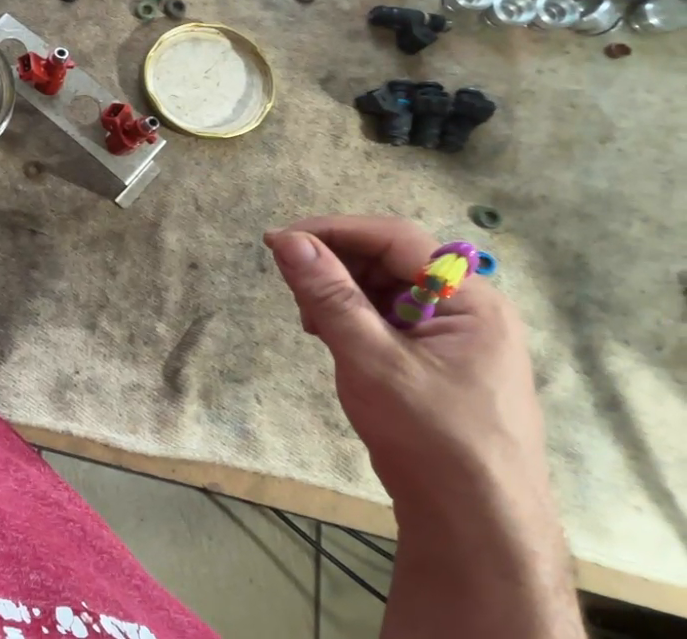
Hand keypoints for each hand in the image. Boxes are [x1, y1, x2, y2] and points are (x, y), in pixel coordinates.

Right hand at [264, 216, 549, 511]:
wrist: (475, 522)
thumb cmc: (431, 435)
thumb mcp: (371, 360)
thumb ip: (329, 295)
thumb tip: (287, 241)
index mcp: (471, 301)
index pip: (395, 238)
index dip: (333, 231)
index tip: (277, 242)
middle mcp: (468, 310)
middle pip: (390, 259)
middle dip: (334, 265)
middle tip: (291, 289)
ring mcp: (454, 337)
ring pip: (384, 287)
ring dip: (338, 293)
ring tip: (311, 322)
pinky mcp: (435, 360)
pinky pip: (387, 317)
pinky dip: (350, 317)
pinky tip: (330, 338)